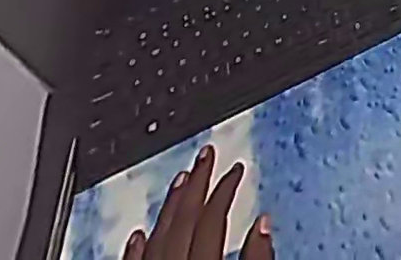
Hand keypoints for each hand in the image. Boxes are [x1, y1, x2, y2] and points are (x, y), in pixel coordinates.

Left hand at [121, 144, 272, 259]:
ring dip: (171, 205)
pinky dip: (136, 247)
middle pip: (183, 219)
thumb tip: (264, 223)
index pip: (213, 219)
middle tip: (207, 152)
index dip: (226, 189)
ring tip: (182, 177)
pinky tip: (139, 232)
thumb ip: (257, 259)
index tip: (237, 168)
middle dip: (198, 182)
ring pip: (157, 237)